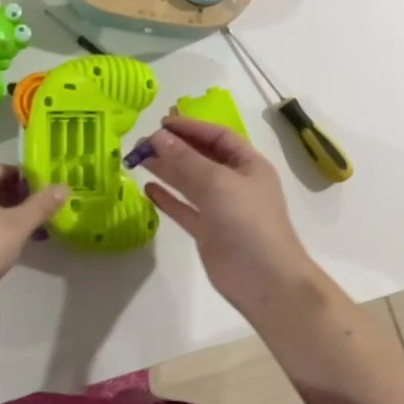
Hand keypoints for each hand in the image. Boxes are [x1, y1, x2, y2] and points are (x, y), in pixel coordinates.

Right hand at [139, 116, 322, 316]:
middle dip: (174, 148)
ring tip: (138, 159)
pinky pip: (184, 208)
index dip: (191, 128)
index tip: (161, 124)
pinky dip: (168, 198)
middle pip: (201, 157)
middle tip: (142, 142)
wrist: (264, 279)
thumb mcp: (216, 182)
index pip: (217, 137)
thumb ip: (185, 159)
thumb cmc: (247, 221)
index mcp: (248, 165)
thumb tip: (157, 137)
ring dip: (166, 169)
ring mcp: (221, 209)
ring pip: (189, 182)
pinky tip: (148, 189)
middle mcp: (235, 183)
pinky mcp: (208, 231)